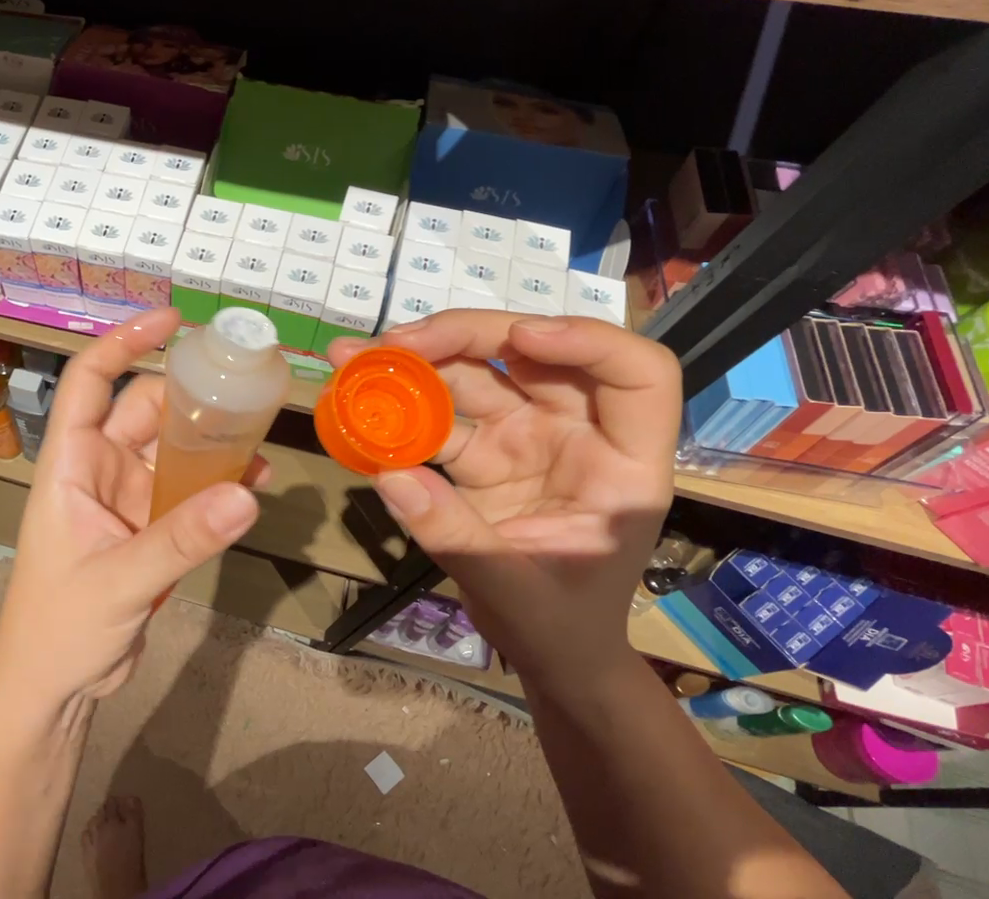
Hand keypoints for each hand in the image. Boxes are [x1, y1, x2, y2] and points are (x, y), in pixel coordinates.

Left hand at [0, 307, 269, 712]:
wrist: (54, 688)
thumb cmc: (58, 630)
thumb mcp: (119, 581)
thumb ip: (181, 539)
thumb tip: (248, 493)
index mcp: (70, 464)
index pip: (90, 383)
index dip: (124, 343)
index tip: (171, 320)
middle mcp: (98, 470)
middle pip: (144, 410)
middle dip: (188, 393)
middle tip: (244, 380)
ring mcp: (126, 500)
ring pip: (173, 450)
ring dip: (211, 440)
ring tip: (259, 432)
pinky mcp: (149, 529)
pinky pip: (188, 492)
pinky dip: (217, 484)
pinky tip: (253, 483)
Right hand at [329, 312, 679, 689]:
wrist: (546, 652)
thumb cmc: (561, 627)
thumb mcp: (514, 590)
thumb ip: (454, 534)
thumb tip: (388, 474)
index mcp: (621, 463)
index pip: (635, 374)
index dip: (584, 341)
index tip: (518, 338)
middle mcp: (577, 433)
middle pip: (533, 354)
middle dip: (463, 336)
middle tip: (393, 342)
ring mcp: (526, 438)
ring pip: (477, 373)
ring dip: (416, 362)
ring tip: (353, 358)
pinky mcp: (484, 453)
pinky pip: (439, 417)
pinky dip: (397, 407)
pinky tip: (355, 399)